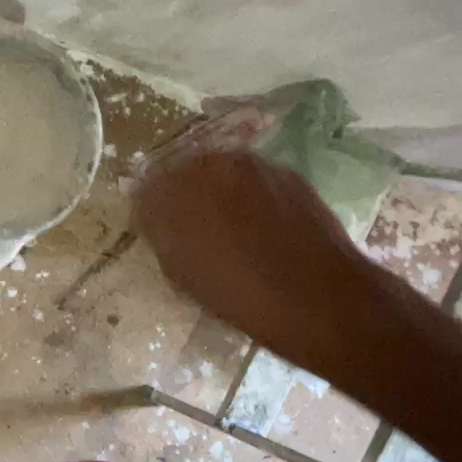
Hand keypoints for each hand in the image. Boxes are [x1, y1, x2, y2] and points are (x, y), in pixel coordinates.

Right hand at [134, 150, 382, 372]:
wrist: (316, 297)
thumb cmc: (236, 293)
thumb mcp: (179, 270)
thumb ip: (162, 234)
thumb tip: (159, 219)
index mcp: (168, 192)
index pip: (145, 191)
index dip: (152, 212)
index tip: (161, 233)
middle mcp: (205, 166)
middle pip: (183, 173)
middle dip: (185, 195)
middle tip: (195, 228)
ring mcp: (250, 164)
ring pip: (221, 172)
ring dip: (220, 192)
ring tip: (234, 227)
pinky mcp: (286, 172)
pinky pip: (256, 180)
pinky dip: (253, 196)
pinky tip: (264, 227)